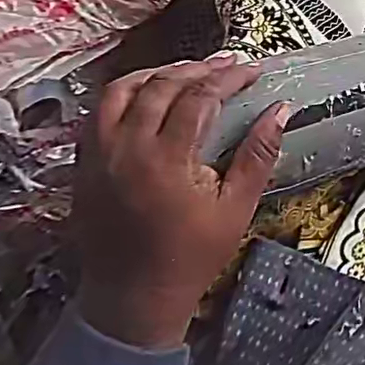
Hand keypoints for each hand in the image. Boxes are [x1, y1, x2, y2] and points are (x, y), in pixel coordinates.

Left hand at [75, 54, 290, 348]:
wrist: (133, 300)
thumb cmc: (190, 258)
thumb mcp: (236, 210)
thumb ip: (258, 155)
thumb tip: (280, 110)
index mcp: (166, 160)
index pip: (200, 98)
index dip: (228, 78)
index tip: (251, 70)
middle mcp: (126, 147)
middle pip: (162, 85)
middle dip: (198, 68)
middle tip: (226, 64)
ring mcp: (99, 152)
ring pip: (123, 89)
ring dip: (158, 72)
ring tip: (187, 70)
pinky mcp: (84, 160)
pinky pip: (99, 110)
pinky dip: (126, 91)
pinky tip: (147, 92)